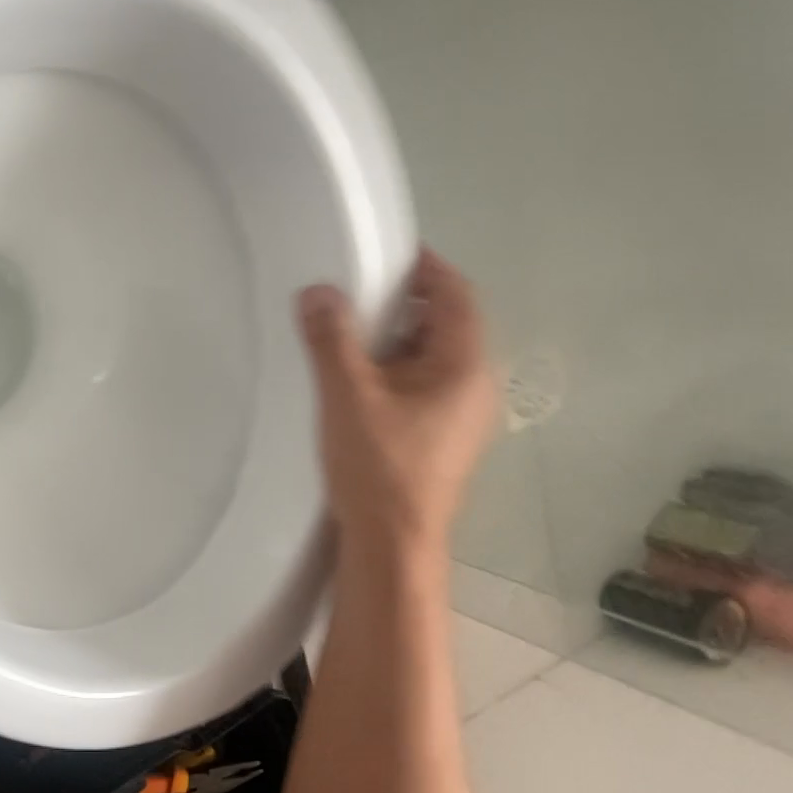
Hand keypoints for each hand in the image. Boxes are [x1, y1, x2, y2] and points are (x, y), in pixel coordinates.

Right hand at [299, 248, 497, 561]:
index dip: (426, 268)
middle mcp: (475, 386)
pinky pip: (421, 384)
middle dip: (401, 303)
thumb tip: (317, 290)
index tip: (386, 252)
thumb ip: (330, 339)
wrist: (392, 541)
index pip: (456, 296)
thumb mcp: (346, 395)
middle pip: (445, 325)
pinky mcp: (440, 437)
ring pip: (430, 358)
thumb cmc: (378, 464)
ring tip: (343, 331)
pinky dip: (391, 369)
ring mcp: (460, 416)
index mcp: (465, 367)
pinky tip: (354, 380)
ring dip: (392, 338)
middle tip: (350, 290)